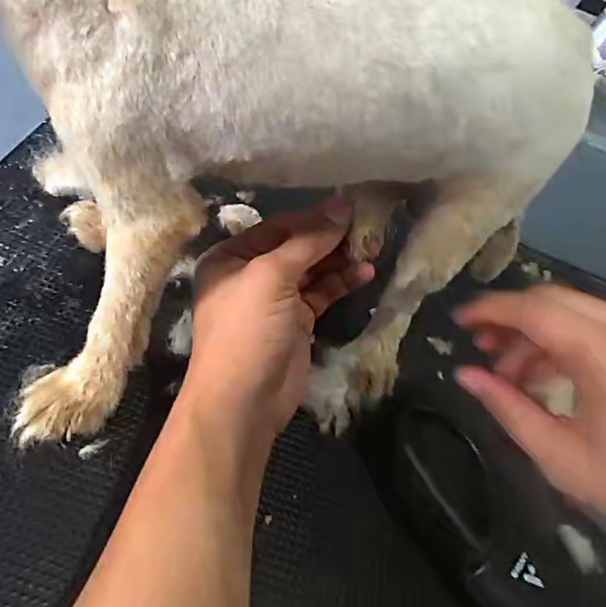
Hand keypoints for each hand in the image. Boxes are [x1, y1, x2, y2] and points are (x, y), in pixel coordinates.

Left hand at [181, 199, 374, 442]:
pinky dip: (342, 282)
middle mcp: (251, 274)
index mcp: (232, 256)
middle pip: (298, 246)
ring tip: (373, 248)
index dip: (314, 218)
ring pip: (313, 270)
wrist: (243, 401)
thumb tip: (341, 205)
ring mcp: (275, 299)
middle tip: (369, 229)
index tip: (352, 208)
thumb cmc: (247, 329)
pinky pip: (322, 293)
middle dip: (332, 239)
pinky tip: (366, 273)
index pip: (279, 227)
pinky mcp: (296, 322)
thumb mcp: (272, 276)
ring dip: (341, 259)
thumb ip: (308, 241)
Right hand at [453, 286, 605, 577]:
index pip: (534, 308)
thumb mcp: (571, 464)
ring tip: (522, 376)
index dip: (489, 311)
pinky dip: (580, 340)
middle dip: (514, 321)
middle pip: (558, 299)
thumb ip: (512, 412)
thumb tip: (469, 378)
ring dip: (547, 332)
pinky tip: (570, 377)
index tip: (459, 324)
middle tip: (486, 356)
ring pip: (587, 311)